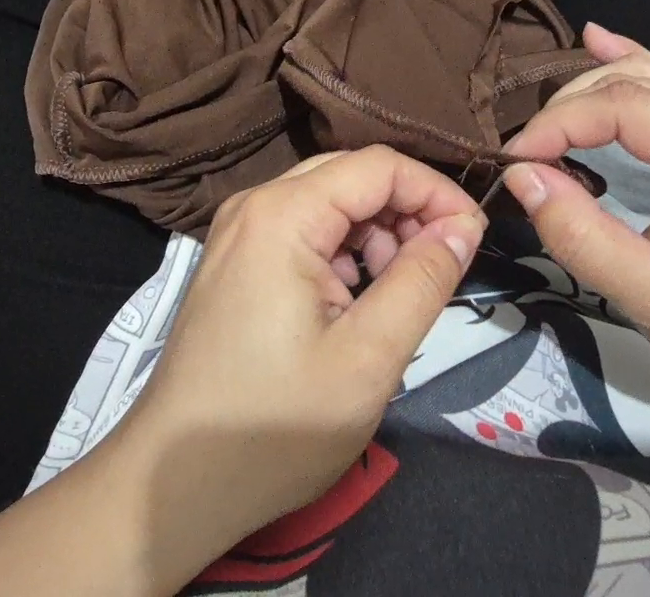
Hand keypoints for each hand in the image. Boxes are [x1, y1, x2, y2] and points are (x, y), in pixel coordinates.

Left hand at [102, 145, 485, 579]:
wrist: (176, 482)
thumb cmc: (275, 426)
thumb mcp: (368, 358)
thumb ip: (423, 281)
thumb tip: (464, 226)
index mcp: (282, 215)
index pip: (379, 166)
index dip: (436, 192)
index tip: (473, 240)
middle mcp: (254, 206)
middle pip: (352, 176)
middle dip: (408, 211)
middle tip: (442, 266)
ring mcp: (238, 233)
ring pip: (329, 202)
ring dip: (377, 234)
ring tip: (398, 293)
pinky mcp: (236, 262)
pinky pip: (304, 231)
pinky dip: (344, 253)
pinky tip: (355, 301)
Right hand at [500, 24, 649, 416]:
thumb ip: (583, 238)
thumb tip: (520, 175)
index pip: (628, 106)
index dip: (561, 122)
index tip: (515, 159)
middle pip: (633, 82)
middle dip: (566, 110)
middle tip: (523, 158)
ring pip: (645, 77)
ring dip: (584, 96)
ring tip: (540, 132)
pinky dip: (622, 66)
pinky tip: (594, 39)